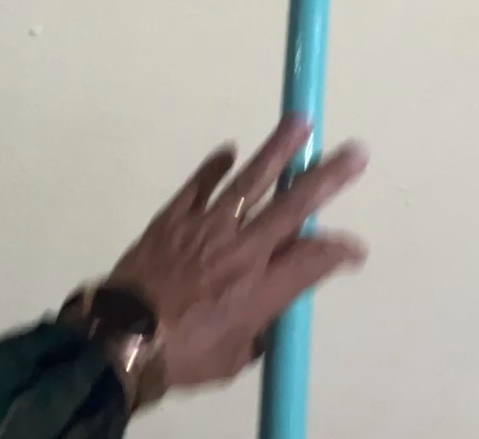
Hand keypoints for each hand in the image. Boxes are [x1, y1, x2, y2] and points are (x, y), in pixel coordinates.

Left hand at [108, 117, 366, 399]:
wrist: (124, 332)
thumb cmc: (186, 354)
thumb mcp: (240, 351)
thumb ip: (264, 319)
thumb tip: (275, 295)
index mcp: (263, 288)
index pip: (315, 258)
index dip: (339, 250)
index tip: (354, 247)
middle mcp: (241, 249)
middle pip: (292, 206)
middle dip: (325, 177)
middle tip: (352, 151)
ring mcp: (206, 225)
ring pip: (249, 180)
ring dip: (276, 150)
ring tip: (299, 124)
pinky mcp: (174, 215)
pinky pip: (199, 184)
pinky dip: (215, 166)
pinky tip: (229, 151)